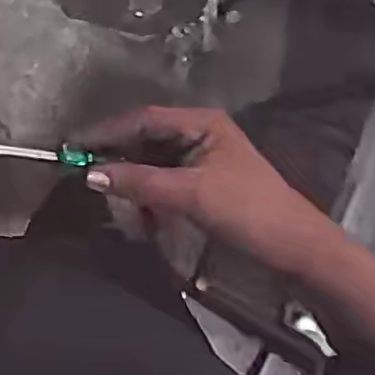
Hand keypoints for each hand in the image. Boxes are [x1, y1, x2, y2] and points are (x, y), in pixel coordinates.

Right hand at [79, 106, 344, 276]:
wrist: (301, 254)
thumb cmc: (250, 212)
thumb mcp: (189, 195)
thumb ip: (138, 182)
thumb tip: (89, 174)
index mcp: (201, 123)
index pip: (141, 120)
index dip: (105, 132)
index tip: (73, 145)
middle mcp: (196, 134)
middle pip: (141, 139)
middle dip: (117, 160)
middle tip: (88, 175)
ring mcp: (197, 158)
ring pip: (146, 162)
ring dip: (130, 182)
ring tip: (117, 202)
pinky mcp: (197, 182)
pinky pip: (157, 181)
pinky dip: (143, 195)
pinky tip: (138, 213)